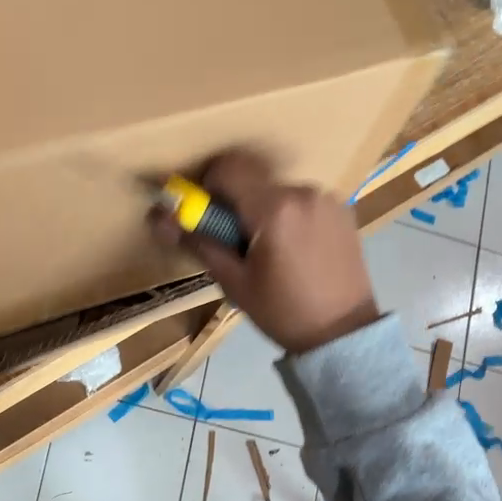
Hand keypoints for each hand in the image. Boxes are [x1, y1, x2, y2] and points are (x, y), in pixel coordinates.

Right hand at [150, 149, 380, 354]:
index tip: (203, 214)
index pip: (228, 168)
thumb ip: (198, 242)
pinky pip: (301, 202)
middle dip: (236, 205)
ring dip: (263, 213)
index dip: (206, 185)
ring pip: (277, 192)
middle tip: (236, 245)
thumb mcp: (233, 282)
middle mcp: (303, 191)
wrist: (342, 332)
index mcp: (274, 208)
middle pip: (253, 181)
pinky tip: (294, 254)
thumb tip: (158, 219)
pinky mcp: (342, 209)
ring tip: (269, 255)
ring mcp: (326, 197)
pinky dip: (288, 218)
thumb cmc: (282, 312)